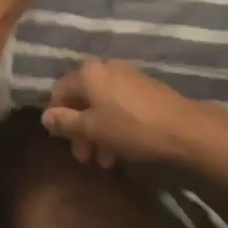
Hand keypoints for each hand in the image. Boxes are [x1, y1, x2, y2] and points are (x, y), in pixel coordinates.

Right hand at [41, 59, 204, 166]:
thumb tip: (44, 116)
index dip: (56, 114)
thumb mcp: (93, 129)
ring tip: (105, 160)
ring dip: (98, 131)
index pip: (60, 89)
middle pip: (82, 97)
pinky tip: (121, 147)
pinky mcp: (143, 86)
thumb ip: (66, 122)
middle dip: (80, 129)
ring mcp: (125, 74)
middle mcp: (104, 67)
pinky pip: (118, 102)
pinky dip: (114, 122)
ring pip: (101, 102)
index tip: (60, 139)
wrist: (182, 127)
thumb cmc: (131, 127)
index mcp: (87, 73)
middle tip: (84, 157)